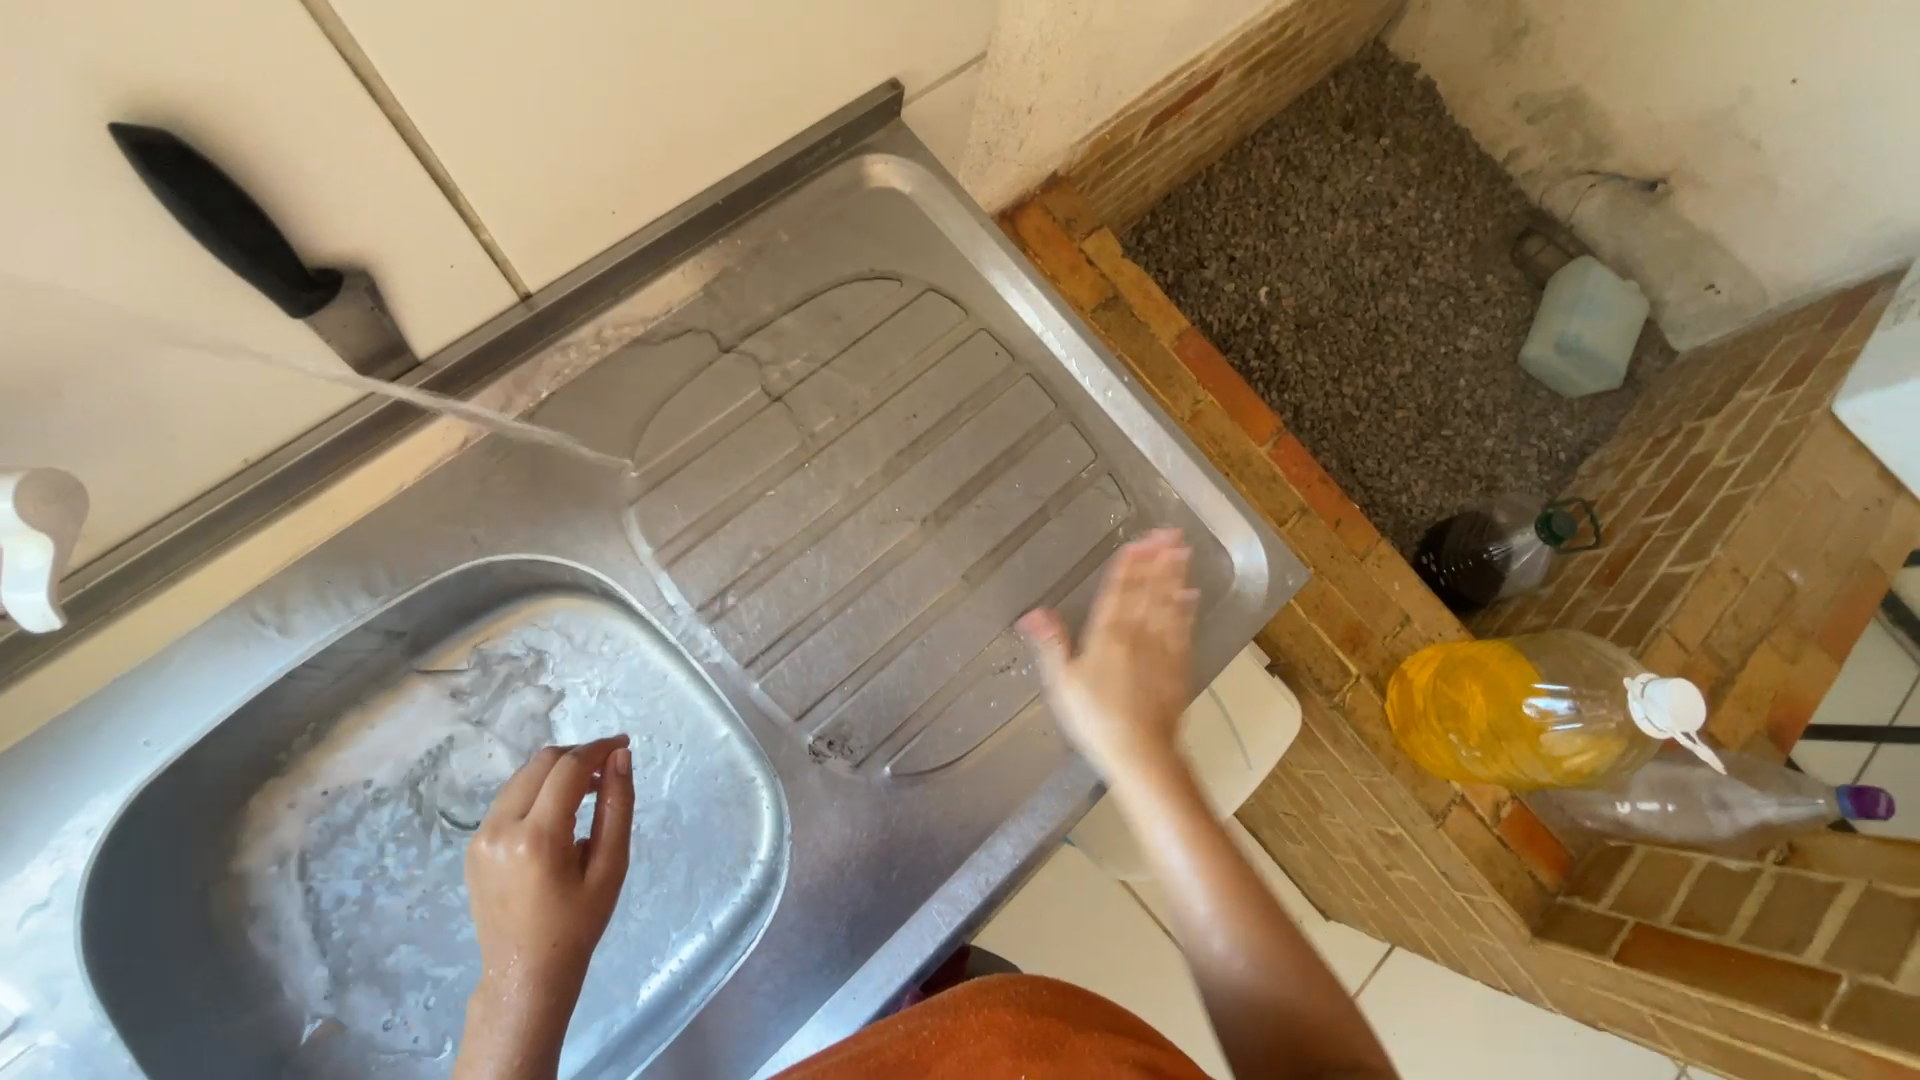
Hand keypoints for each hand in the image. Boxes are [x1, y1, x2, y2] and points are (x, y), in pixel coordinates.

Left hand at [454, 736, 633, 1079]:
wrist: (525, 974)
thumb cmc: (578, 924)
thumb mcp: (611, 866)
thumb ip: (617, 806)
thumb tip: (620, 758)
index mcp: (537, 837)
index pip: (569, 768)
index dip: (600, 748)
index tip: (625, 745)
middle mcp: (500, 829)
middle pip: (542, 763)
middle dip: (579, 755)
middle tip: (610, 768)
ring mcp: (480, 837)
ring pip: (523, 777)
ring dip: (558, 772)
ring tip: (589, 789)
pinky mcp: (474, 846)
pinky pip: (510, 799)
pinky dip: (539, 791)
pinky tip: (561, 813)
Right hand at [1017, 528, 1197, 783]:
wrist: (1141, 751)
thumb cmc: (1095, 719)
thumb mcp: (1062, 683)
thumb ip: (1052, 643)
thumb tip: (1033, 613)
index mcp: (1106, 636)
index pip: (1117, 592)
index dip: (1128, 566)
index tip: (1137, 541)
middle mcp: (1137, 634)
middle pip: (1148, 590)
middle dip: (1157, 560)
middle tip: (1169, 532)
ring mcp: (1162, 648)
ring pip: (1169, 603)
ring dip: (1175, 575)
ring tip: (1181, 550)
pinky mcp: (1179, 665)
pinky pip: (1183, 628)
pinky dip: (1187, 608)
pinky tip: (1191, 593)